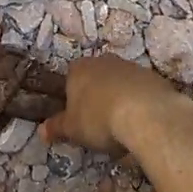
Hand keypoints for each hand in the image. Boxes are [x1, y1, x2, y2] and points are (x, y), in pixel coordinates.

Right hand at [42, 55, 192, 154]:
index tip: (77, 119)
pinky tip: (140, 123)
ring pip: (119, 83)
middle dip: (97, 97)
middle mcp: (103, 61)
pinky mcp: (151, 77)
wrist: (145, 112)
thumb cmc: (99, 118)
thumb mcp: (72, 129)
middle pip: (96, 78)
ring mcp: (129, 66)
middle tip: (98, 124)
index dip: (73, 98)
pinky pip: (139, 91)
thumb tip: (41, 131)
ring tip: (121, 128)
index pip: (71, 78)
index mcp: (79, 69)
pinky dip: (138, 104)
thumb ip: (56, 128)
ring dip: (118, 100)